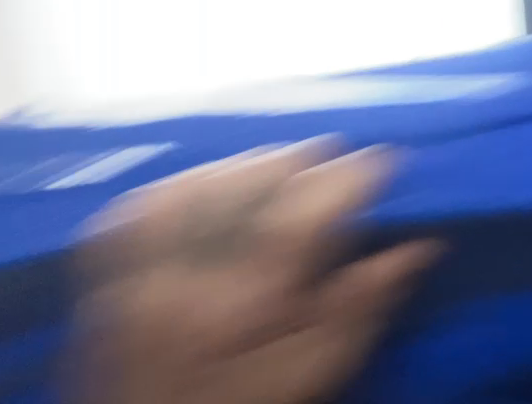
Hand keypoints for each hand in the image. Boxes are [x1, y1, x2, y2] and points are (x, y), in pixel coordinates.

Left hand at [70, 139, 440, 403]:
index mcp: (250, 302)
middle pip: (254, 182)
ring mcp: (141, 278)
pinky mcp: (108, 283)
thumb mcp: (322, 369)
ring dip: (254, 165)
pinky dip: (185, 183)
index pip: (308, 209)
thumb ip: (367, 304)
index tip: (385, 162)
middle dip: (308, 162)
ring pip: (203, 181)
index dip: (356, 171)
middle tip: (337, 169)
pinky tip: (216, 184)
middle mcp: (191, 280)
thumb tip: (423, 245)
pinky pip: (140, 208)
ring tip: (285, 172)